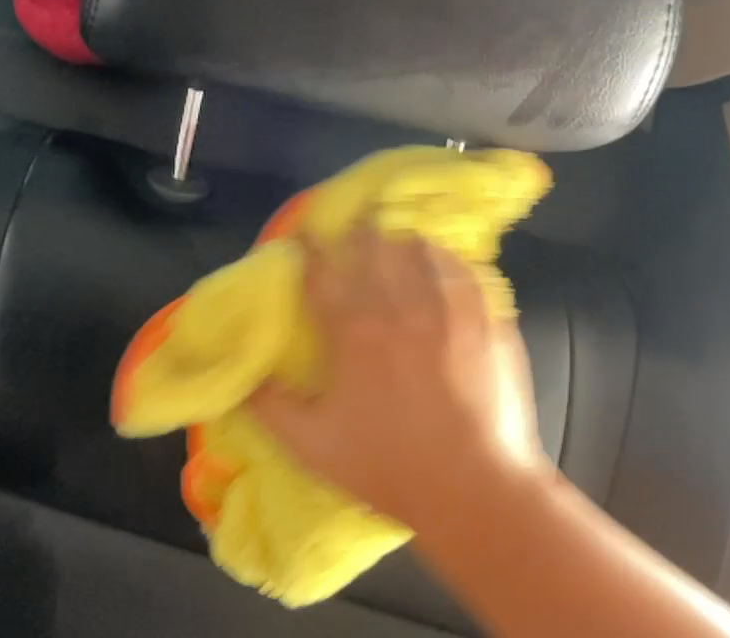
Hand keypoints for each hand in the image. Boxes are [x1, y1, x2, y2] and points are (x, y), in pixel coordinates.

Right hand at [248, 221, 545, 525]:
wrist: (480, 494)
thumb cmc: (390, 467)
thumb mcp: (313, 447)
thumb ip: (269, 407)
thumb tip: (240, 377)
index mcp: (354, 331)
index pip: (322, 270)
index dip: (308, 247)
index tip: (302, 236)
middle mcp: (401, 308)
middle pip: (373, 245)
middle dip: (356, 235)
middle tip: (350, 235)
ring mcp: (450, 311)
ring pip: (419, 248)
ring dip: (400, 243)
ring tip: (395, 247)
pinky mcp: (489, 322)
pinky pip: (464, 270)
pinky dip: (445, 260)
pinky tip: (440, 265)